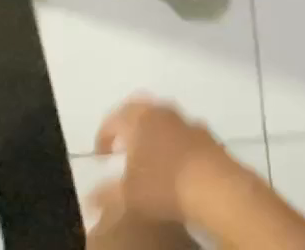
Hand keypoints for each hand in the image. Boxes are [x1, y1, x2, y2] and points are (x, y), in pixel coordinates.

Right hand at [87, 99, 239, 225]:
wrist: (214, 186)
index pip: (112, 119)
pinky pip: (182, 130)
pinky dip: (174, 140)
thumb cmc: (163, 185)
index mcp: (138, 119)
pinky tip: (175, 161)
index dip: (103, 136)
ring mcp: (186, 119)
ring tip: (148, 153)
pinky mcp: (206, 132)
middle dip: (127, 124)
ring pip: (162, 117)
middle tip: (122, 144)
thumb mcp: (128, 195)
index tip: (101, 155)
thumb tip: (90, 197)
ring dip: (152, 130)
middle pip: (138, 107)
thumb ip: (105, 193)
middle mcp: (161, 111)